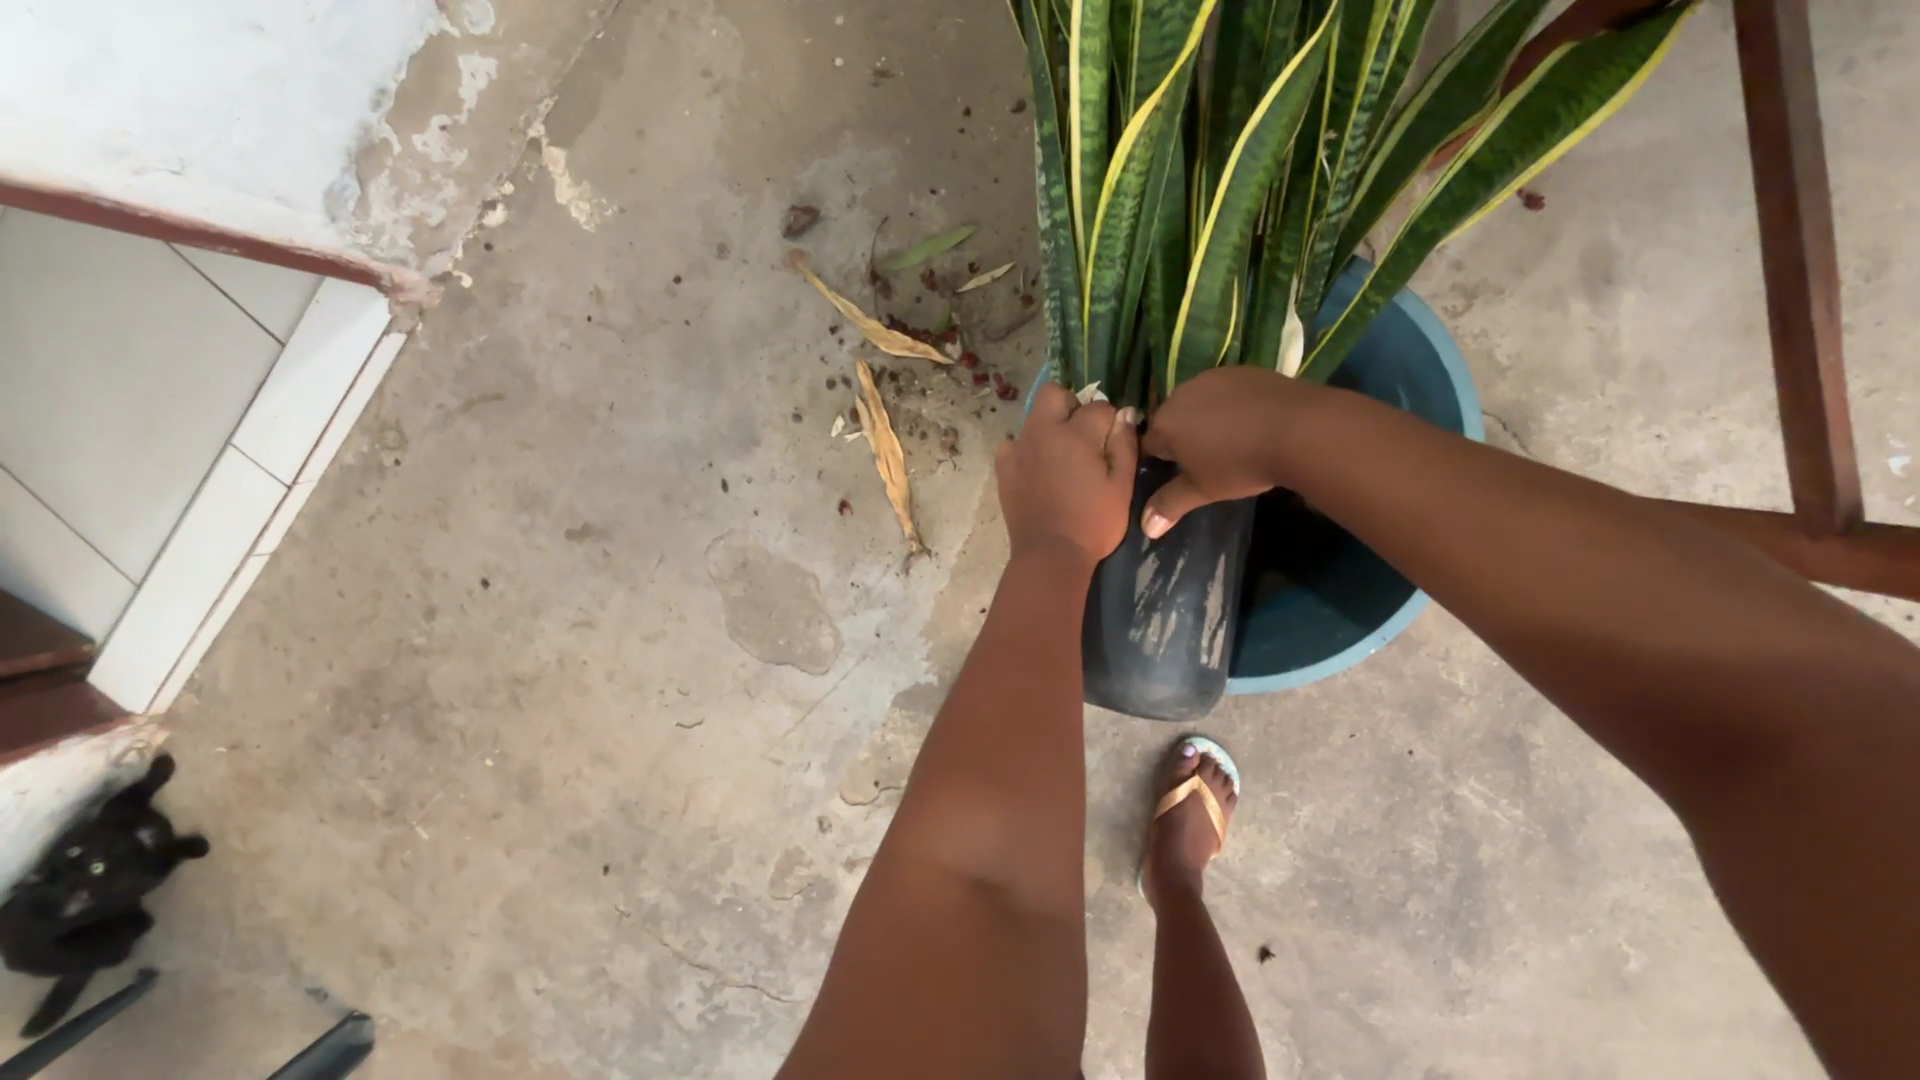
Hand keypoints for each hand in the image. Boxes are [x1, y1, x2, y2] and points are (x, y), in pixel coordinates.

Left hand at [996, 383, 1139, 566]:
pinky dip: (1026, 448)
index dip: (1111, 422)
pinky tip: (1036, 468)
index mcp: (1076, 434)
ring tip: (1061, 454)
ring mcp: (1019, 447)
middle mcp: (1043, 431)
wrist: (1049, 555)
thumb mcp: (1121, 486)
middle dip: (1071, 406)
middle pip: (1055, 394)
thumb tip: (1124, 412)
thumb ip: (1124, 445)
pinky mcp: (1003, 466)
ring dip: (1049, 426)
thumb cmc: (1093, 524)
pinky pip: (1013, 442)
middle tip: (1082, 435)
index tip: (1113, 442)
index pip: (1099, 406)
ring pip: (1033, 416)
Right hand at [1139, 367, 1305, 537]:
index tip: (1179, 476)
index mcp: (1164, 425)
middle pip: (1172, 420)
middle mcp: (1180, 395)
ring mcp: (1211, 378)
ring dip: (1205, 418)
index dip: (1160, 463)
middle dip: (1182, 438)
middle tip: (1206, 460)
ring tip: (1231, 439)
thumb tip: (1147, 528)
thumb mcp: (1203, 491)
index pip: (1147, 446)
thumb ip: (1170, 505)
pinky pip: (1224, 390)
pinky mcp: (1240, 370)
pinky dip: (1230, 404)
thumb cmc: (1241, 465)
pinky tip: (1250, 420)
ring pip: (1197, 402)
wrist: (1299, 429)